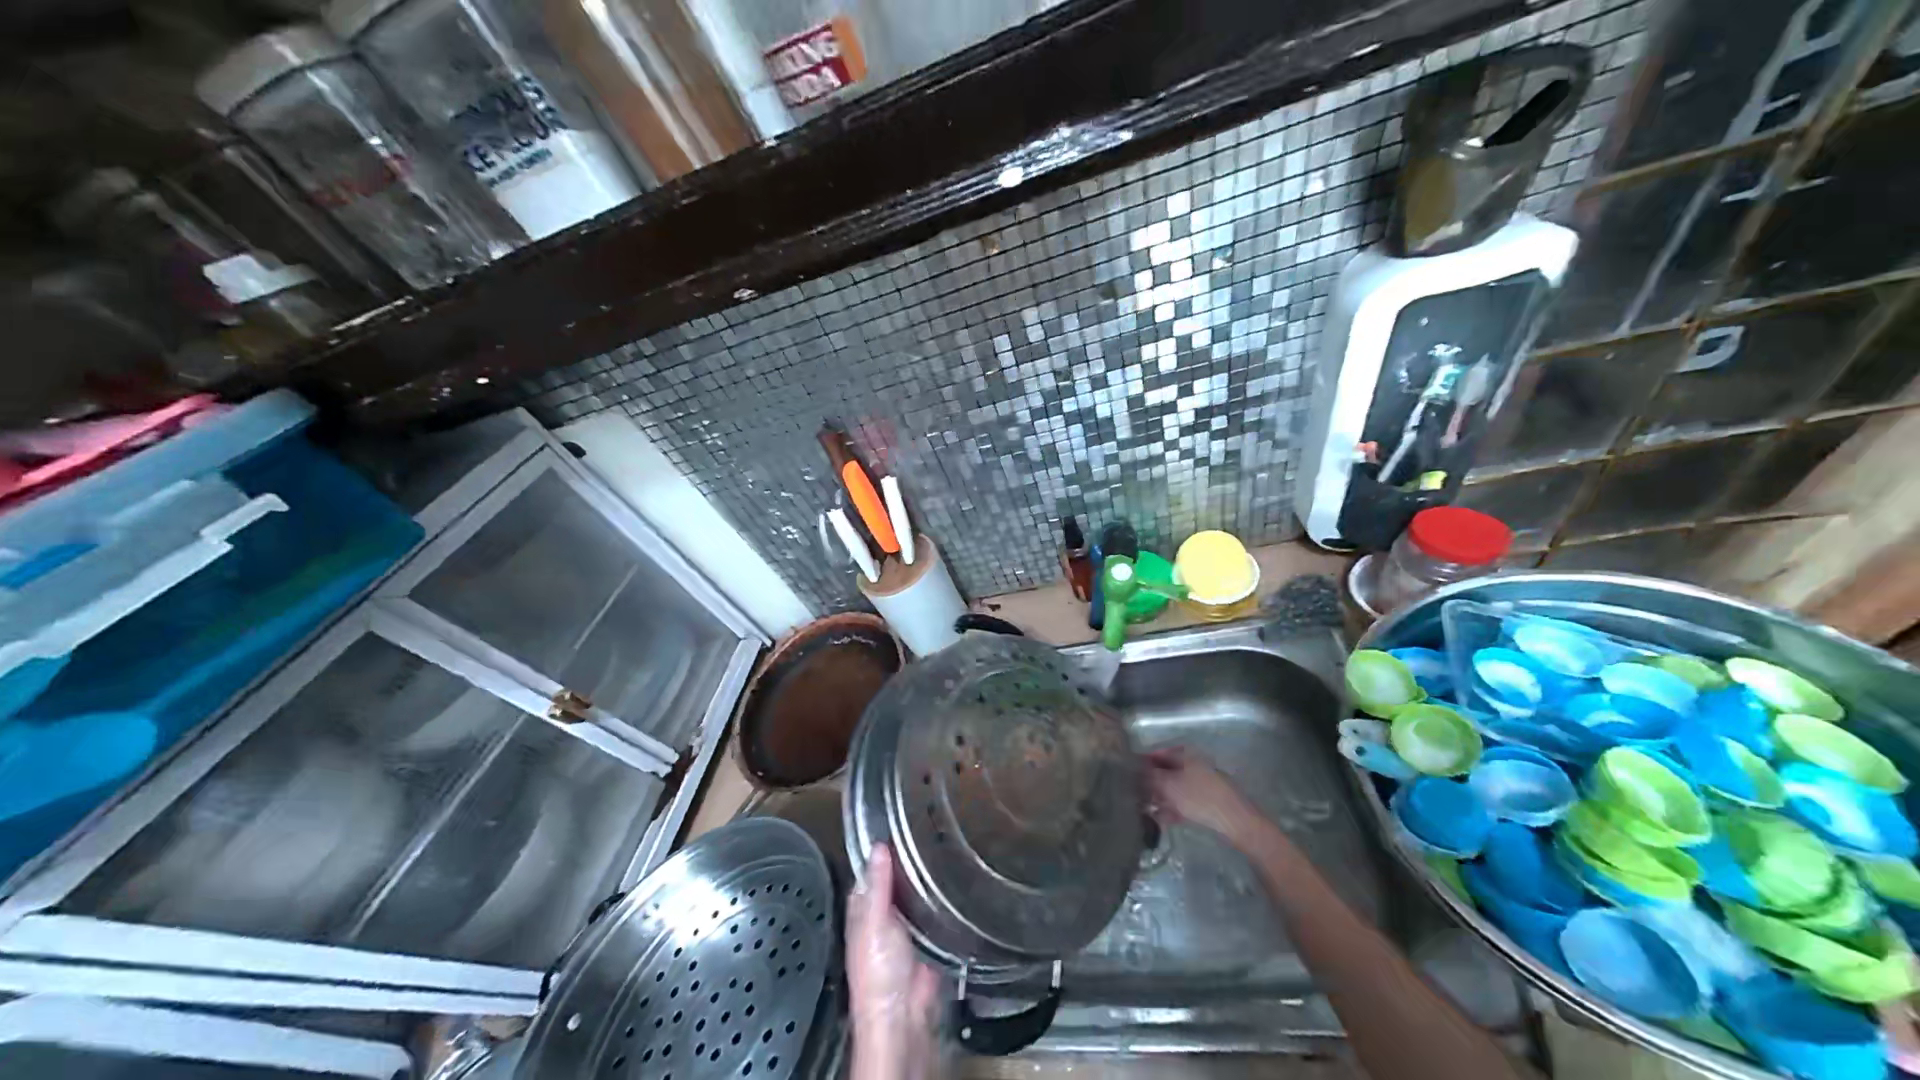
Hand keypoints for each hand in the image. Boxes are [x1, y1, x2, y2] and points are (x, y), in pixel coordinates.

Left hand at [847, 844, 940, 1079]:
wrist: (904, 1016)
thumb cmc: (877, 975)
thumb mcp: (873, 924)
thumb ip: (877, 887)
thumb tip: (879, 847)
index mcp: (863, 908)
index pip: (870, 869)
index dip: (882, 849)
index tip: (899, 821)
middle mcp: (883, 914)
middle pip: (896, 879)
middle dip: (910, 861)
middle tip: (928, 831)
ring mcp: (907, 926)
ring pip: (917, 893)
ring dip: (927, 879)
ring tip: (944, 848)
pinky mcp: (929, 937)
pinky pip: (935, 912)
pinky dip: (943, 900)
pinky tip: (954, 884)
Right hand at [1143, 745, 1261, 841]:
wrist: (1236, 821)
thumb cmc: (1199, 798)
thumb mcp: (1168, 786)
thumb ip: (1148, 776)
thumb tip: (1133, 769)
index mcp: (1184, 755)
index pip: (1156, 755)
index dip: (1141, 765)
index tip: (1128, 777)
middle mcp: (1193, 765)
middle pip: (1165, 772)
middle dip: (1150, 785)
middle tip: (1136, 798)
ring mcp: (1202, 783)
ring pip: (1175, 788)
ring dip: (1160, 799)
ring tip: (1146, 812)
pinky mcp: (1209, 801)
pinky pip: (1185, 801)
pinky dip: (1173, 808)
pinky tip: (1163, 821)